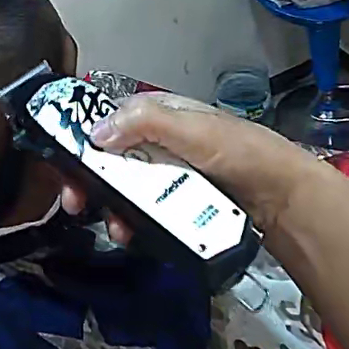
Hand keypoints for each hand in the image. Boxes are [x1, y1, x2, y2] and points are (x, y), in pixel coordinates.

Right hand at [86, 93, 348, 235]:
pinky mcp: (178, 204)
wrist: (283, 196)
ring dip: (109, 206)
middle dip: (90, 179)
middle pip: (111, 157)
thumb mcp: (192, 129)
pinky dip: (132, 222)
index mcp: (162, 113)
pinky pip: (144, 211)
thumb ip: (146, 123)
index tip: (65, 161)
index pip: (111, 119)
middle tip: (74, 202)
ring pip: (125, 188)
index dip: (84, 136)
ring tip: (112, 226)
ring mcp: (170, 174)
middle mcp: (161, 141)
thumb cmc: (238, 152)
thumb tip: (95, 134)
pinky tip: (129, 235)